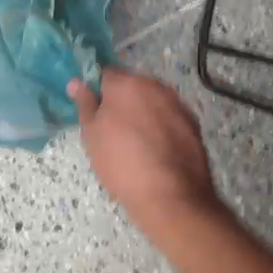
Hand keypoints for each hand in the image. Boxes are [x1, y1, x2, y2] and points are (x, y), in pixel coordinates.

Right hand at [68, 67, 217, 226]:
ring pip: (153, 102)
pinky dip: (163, 128)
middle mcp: (155, 86)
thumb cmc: (122, 163)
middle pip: (132, 86)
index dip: (98, 91)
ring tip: (137, 143)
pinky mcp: (195, 128)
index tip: (95, 111)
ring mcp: (179, 106)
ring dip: (145, 114)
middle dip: (123, 101)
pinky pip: (171, 119)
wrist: (173, 199)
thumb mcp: (91, 134)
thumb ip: (84, 103)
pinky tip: (157, 153)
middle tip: (113, 129)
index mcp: (126, 83)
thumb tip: (76, 82)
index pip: (105, 73)